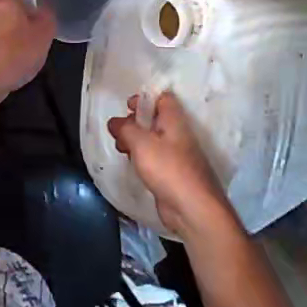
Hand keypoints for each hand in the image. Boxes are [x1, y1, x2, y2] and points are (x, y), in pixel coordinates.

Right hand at [106, 92, 240, 244]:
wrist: (192, 208)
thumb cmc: (168, 169)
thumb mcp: (141, 143)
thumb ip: (126, 128)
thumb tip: (114, 121)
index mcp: (174, 120)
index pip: (163, 98)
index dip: (145, 99)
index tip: (127, 107)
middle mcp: (178, 134)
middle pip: (156, 119)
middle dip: (135, 122)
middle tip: (119, 131)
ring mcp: (177, 155)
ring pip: (154, 139)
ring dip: (136, 140)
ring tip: (121, 149)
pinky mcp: (173, 173)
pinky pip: (155, 157)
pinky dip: (142, 157)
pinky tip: (132, 165)